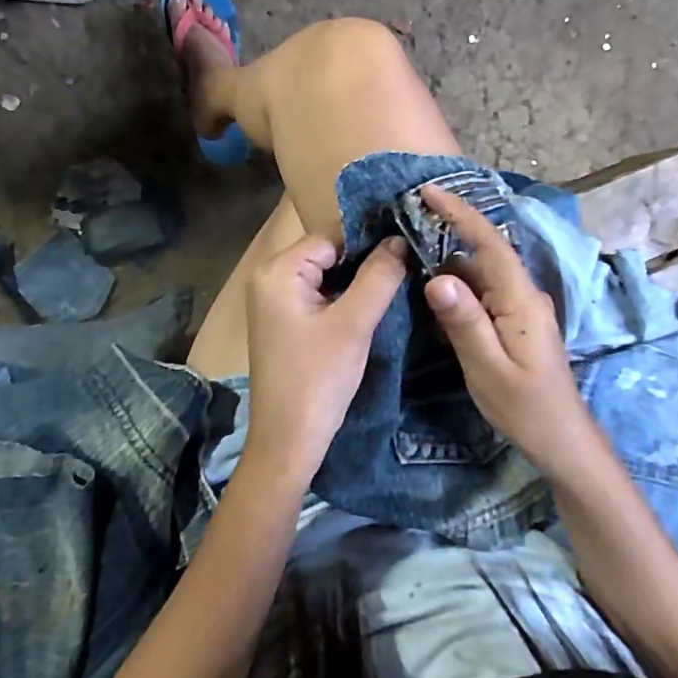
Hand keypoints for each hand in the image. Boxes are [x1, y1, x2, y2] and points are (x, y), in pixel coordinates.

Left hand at [243, 234, 407, 477]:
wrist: (288, 441)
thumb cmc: (318, 379)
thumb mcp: (354, 323)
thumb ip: (379, 276)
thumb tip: (400, 239)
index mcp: (277, 271)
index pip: (332, 236)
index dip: (370, 240)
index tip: (409, 247)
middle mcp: (269, 278)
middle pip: (327, 254)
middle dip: (365, 261)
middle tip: (409, 267)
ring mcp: (274, 302)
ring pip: (326, 276)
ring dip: (358, 282)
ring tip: (398, 285)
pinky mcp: (284, 323)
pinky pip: (319, 297)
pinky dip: (344, 300)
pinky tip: (372, 308)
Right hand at [419, 185, 602, 470]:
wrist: (561, 438)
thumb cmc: (525, 407)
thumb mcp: (487, 367)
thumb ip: (464, 322)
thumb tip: (437, 278)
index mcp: (521, 300)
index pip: (489, 244)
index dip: (460, 214)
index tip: (428, 190)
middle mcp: (524, 295)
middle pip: (483, 255)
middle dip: (446, 238)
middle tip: (404, 233)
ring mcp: (522, 309)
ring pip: (481, 277)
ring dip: (449, 269)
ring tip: (410, 267)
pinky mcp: (516, 323)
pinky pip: (484, 296)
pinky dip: (458, 293)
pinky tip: (434, 303)